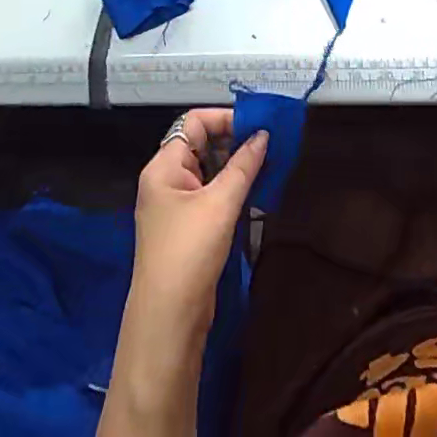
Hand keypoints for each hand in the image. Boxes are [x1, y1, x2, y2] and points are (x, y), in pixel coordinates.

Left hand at [130, 109, 266, 323]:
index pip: (194, 122)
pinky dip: (234, 185)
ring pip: (211, 168)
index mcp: (164, 167)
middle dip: (236, 139)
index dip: (226, 118)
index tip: (260, 124)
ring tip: (271, 162)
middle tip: (272, 142)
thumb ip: (244, 164)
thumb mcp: (220, 203)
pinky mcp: (190, 224)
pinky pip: (213, 191)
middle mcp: (168, 179)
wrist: (169, 318)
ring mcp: (178, 203)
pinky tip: (258, 187)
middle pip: (202, 143)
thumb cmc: (190, 251)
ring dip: (238, 163)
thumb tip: (264, 135)